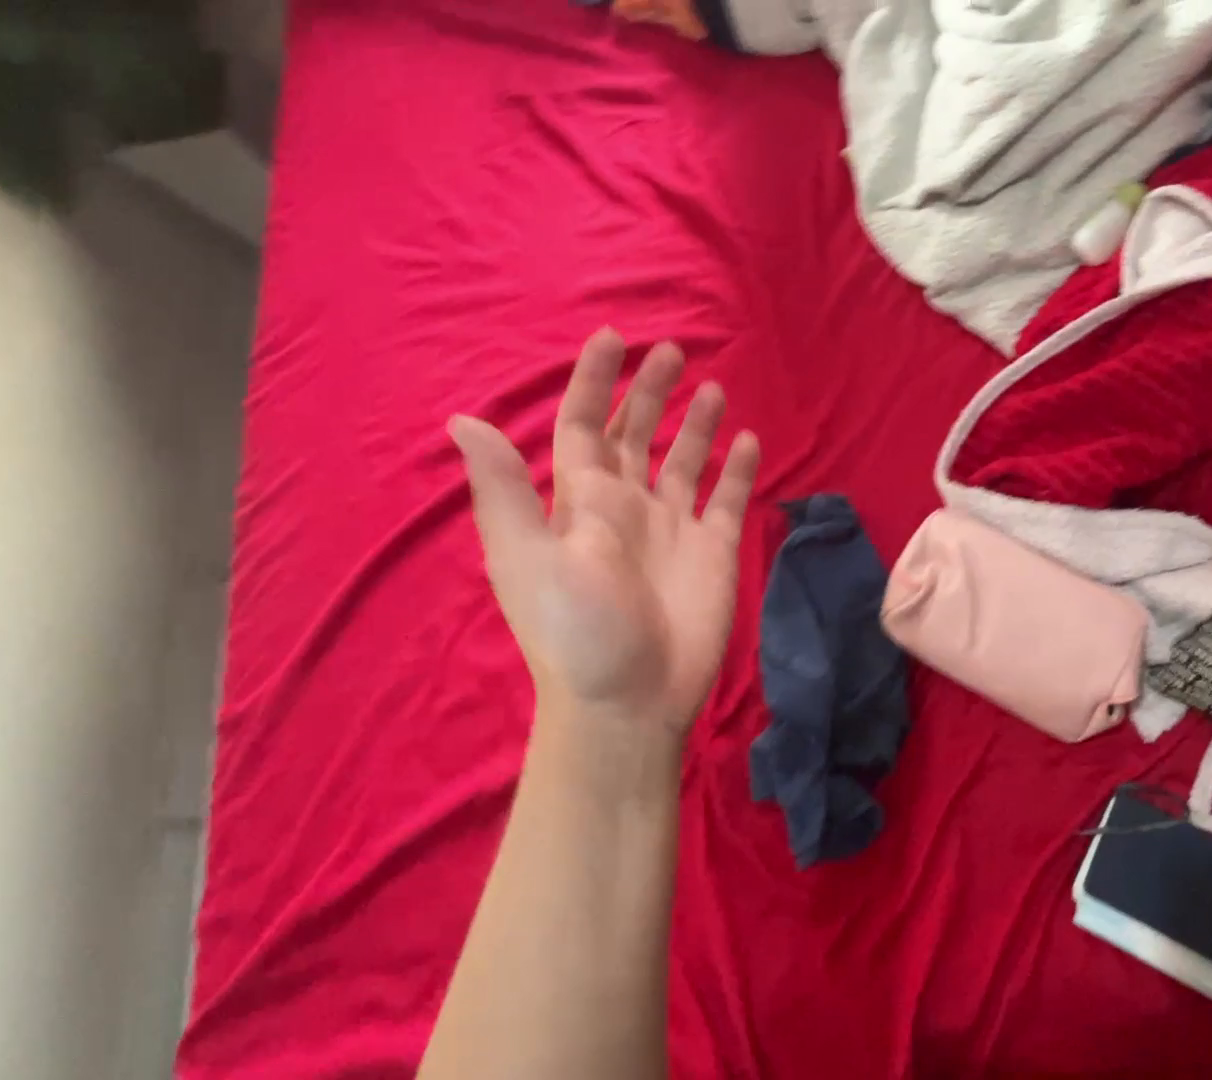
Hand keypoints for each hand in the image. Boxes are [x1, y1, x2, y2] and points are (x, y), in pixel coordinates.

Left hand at [450, 329, 759, 732]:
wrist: (629, 699)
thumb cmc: (576, 629)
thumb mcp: (527, 557)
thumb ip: (505, 489)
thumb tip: (461, 418)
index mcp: (580, 501)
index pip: (586, 426)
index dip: (595, 383)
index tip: (612, 339)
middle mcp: (627, 506)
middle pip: (639, 435)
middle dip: (651, 391)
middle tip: (672, 349)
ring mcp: (674, 528)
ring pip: (686, 461)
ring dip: (698, 424)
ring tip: (715, 387)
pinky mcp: (714, 551)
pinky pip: (728, 500)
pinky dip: (739, 470)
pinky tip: (750, 440)